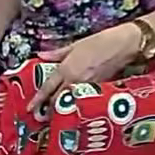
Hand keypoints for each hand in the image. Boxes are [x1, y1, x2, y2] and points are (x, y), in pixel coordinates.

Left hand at [28, 25, 143, 117]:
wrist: (124, 45)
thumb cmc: (100, 41)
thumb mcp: (75, 45)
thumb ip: (57, 54)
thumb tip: (41, 55)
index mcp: (66, 69)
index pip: (48, 88)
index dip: (38, 99)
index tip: (30, 109)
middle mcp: (74, 81)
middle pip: (57, 100)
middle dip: (50, 108)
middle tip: (43, 113)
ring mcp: (85, 88)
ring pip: (69, 102)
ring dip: (62, 107)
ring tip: (57, 111)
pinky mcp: (96, 91)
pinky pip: (81, 100)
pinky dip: (75, 103)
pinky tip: (74, 104)